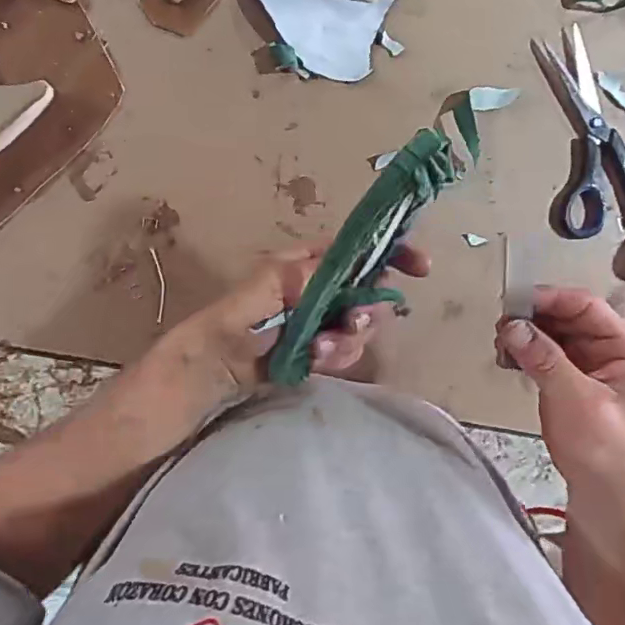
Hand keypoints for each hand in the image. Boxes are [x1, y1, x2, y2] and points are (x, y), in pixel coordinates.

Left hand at [154, 238, 430, 403]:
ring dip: (345, 340)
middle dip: (365, 310)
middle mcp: (314, 290)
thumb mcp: (268, 287)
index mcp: (302, 265)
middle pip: (365, 292)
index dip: (388, 253)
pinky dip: (334, 358)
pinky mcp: (313, 353)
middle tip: (349, 323)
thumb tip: (353, 262)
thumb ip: (312, 274)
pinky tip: (314, 363)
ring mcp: (315, 323)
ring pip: (357, 326)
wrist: (204, 374)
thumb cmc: (230, 322)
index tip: (420, 267)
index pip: (354, 250)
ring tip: (318, 352)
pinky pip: (342, 352)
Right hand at [495, 287, 624, 580]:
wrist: (618, 514)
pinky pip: (555, 362)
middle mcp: (620, 356)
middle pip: (571, 321)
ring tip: (503, 347)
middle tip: (501, 329)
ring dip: (530, 340)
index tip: (511, 302)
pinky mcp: (584, 392)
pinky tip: (514, 364)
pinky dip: (533, 359)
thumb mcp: (575, 401)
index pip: (586, 306)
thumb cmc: (609, 458)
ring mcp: (602, 375)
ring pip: (559, 340)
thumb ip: (543, 358)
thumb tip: (513, 325)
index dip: (548, 300)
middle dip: (535, 321)